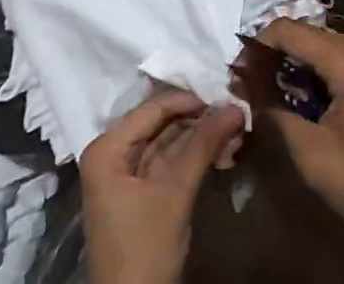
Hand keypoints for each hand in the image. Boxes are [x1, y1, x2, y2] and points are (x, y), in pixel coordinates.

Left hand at [79, 90, 245, 283]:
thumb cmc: (144, 248)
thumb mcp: (175, 193)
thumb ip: (204, 145)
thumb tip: (236, 106)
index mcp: (106, 149)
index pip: (153, 109)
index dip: (191, 100)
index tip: (227, 95)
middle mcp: (112, 154)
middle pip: (161, 122)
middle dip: (199, 117)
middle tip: (236, 109)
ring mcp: (126, 173)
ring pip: (169, 140)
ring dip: (201, 134)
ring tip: (237, 125)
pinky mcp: (142, 190)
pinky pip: (170, 160)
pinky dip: (195, 153)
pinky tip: (224, 146)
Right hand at [257, 20, 343, 283]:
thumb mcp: (311, 153)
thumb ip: (273, 111)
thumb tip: (241, 81)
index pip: (286, 29)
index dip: (255, 48)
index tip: (232, 76)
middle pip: (297, 32)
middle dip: (266, 56)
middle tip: (241, 90)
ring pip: (307, 44)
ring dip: (280, 65)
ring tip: (257, 98)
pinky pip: (320, 58)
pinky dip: (298, 73)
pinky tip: (284, 100)